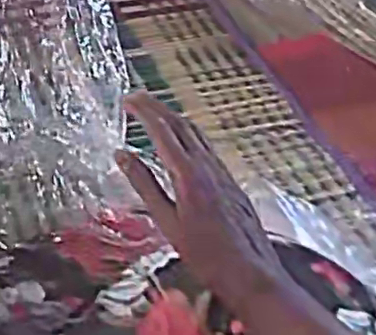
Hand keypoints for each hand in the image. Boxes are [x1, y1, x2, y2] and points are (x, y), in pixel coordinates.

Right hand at [118, 93, 345, 333]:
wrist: (254, 277)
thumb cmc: (207, 255)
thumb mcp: (167, 222)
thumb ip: (144, 184)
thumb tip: (121, 154)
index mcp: (187, 173)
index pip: (161, 129)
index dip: (142, 110)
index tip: (127, 100)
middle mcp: (206, 164)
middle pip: (179, 122)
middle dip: (155, 105)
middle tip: (135, 98)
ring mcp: (221, 170)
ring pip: (194, 130)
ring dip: (171, 114)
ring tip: (154, 111)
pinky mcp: (230, 179)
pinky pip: (204, 143)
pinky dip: (186, 130)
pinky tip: (181, 139)